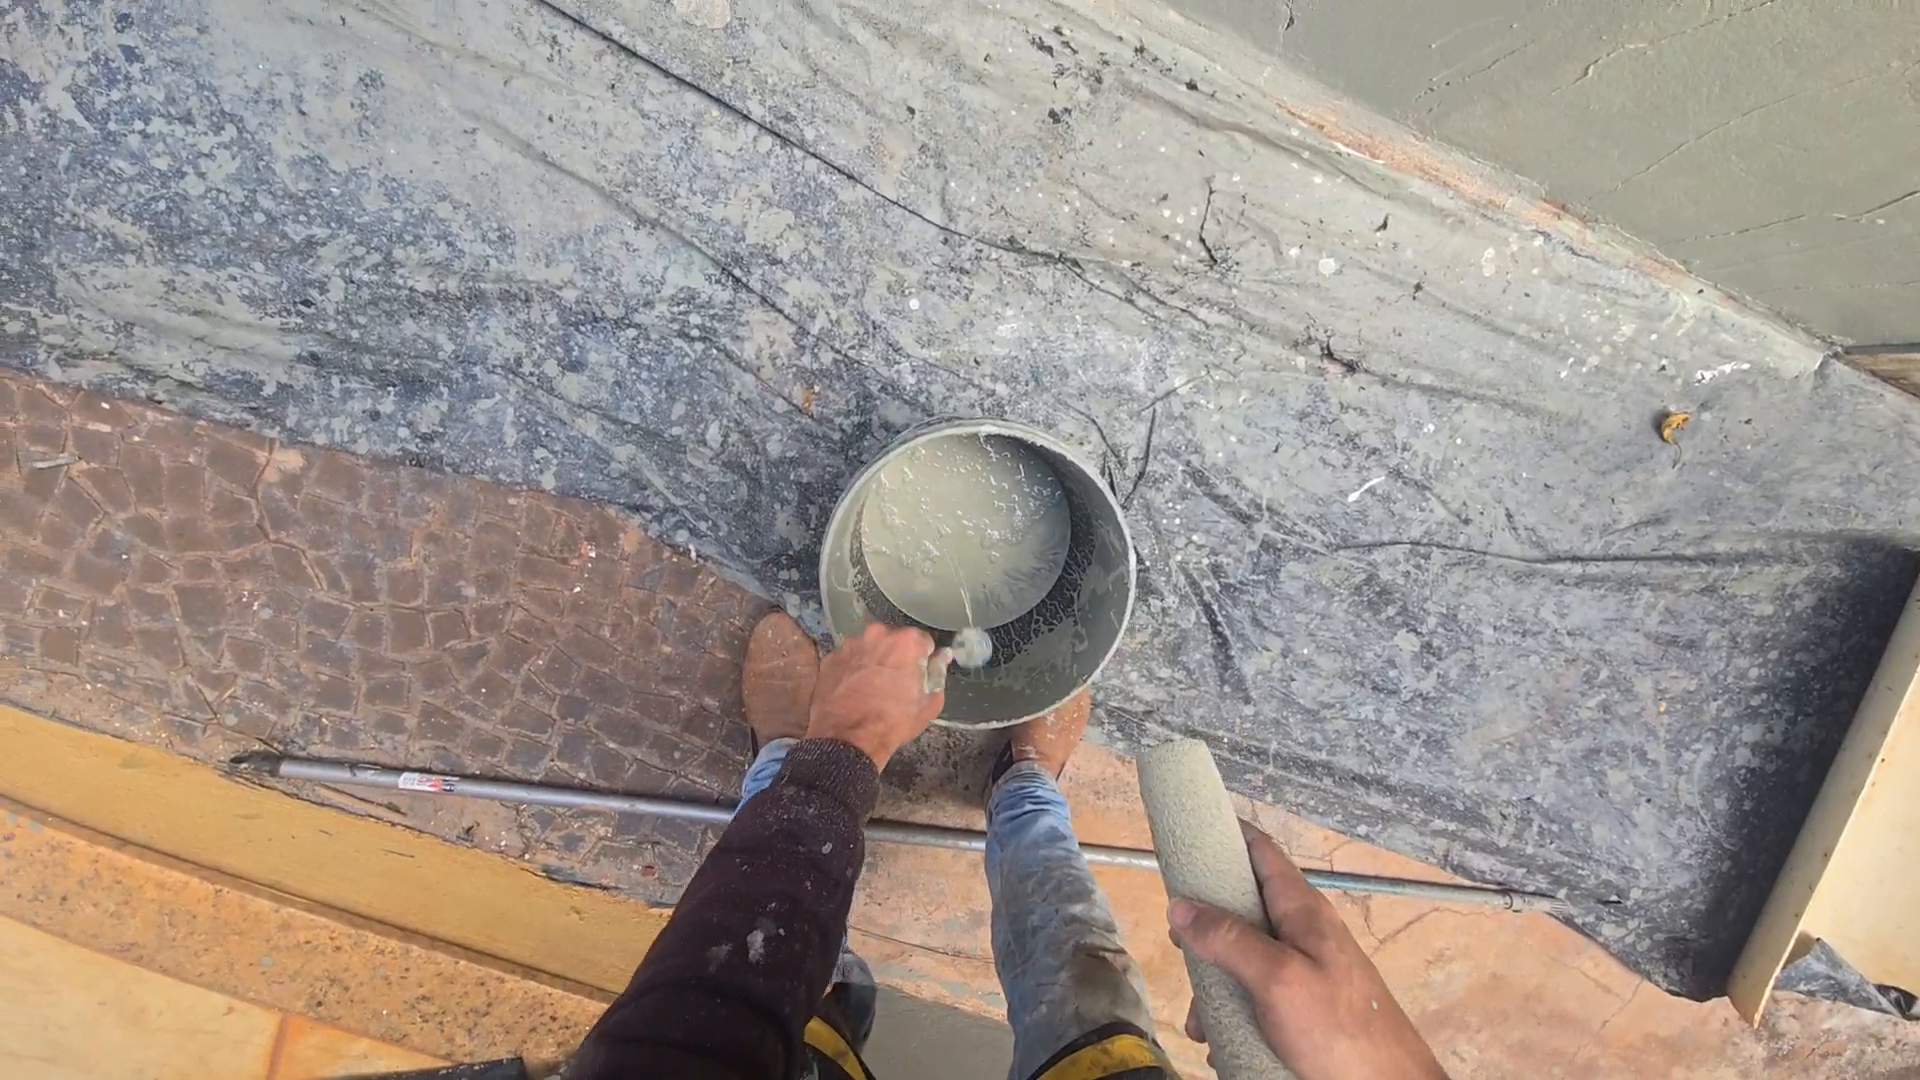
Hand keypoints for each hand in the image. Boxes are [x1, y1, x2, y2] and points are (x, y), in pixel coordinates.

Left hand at [807, 623, 943, 769]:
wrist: (847, 738)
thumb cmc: (893, 722)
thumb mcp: (929, 704)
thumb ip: (938, 674)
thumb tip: (941, 659)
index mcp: (907, 641)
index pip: (924, 642)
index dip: (924, 659)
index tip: (919, 674)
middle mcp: (878, 634)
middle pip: (895, 640)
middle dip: (897, 656)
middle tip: (896, 682)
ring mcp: (851, 644)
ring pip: (870, 646)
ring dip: (874, 659)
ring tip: (872, 686)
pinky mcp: (831, 657)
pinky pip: (849, 658)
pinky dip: (853, 668)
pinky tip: (854, 689)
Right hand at [1168, 820, 1447, 1079]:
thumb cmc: (1340, 1028)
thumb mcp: (1277, 978)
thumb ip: (1228, 939)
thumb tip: (1178, 906)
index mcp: (1300, 907)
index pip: (1258, 848)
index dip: (1222, 834)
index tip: (1183, 837)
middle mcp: (1300, 930)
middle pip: (1241, 904)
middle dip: (1204, 924)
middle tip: (1179, 944)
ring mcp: (1304, 968)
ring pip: (1243, 956)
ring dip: (1214, 982)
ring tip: (1198, 1019)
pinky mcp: (1304, 1006)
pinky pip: (1256, 995)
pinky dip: (1232, 1012)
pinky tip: (1219, 1038)